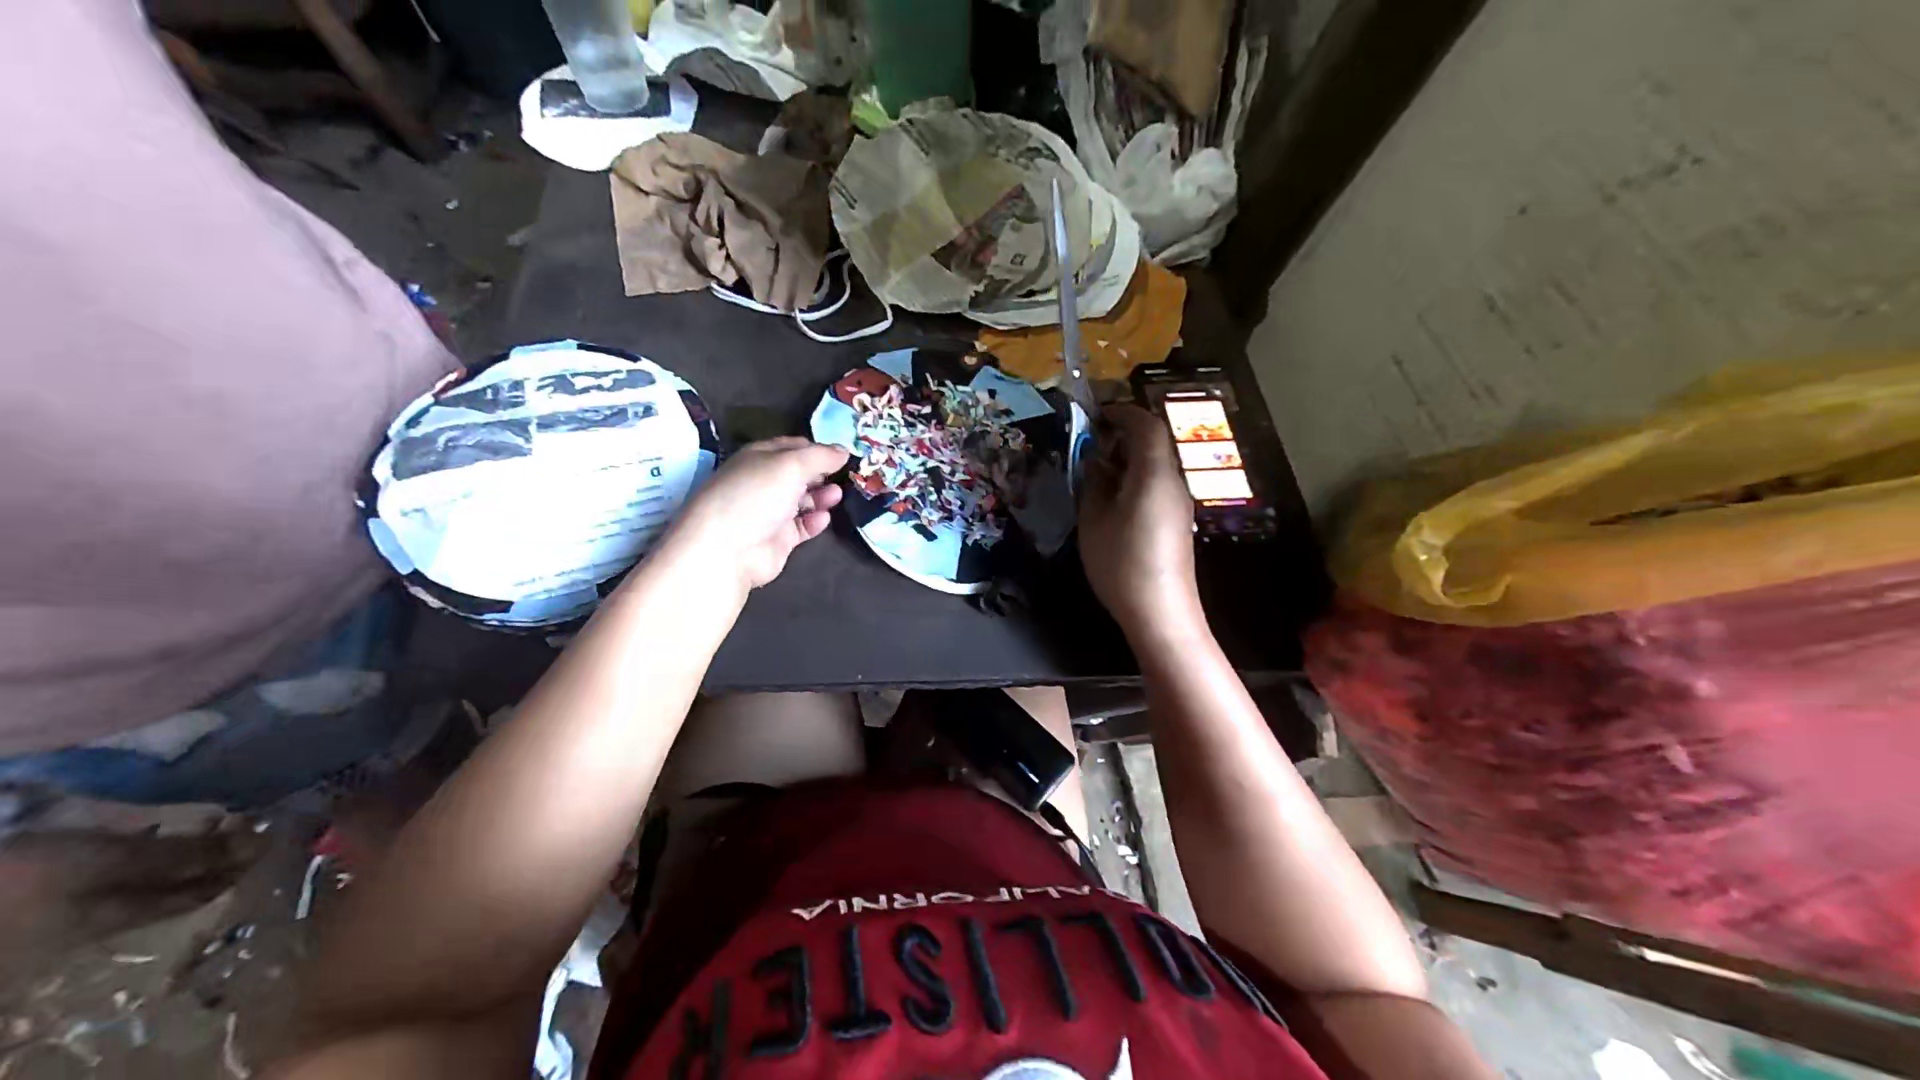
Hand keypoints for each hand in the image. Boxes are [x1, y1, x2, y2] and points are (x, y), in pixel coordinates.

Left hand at [659, 437, 849, 594]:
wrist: (727, 549)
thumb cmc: (756, 495)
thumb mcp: (790, 465)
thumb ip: (821, 456)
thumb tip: (843, 451)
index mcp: (760, 458)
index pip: (794, 447)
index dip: (818, 449)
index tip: (842, 455)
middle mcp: (764, 482)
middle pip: (800, 474)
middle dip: (823, 474)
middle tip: (845, 476)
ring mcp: (770, 512)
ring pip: (803, 500)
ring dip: (822, 496)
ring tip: (837, 496)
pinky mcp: (778, 539)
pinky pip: (802, 526)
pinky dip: (814, 521)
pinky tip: (823, 519)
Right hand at [1078, 404, 1204, 641]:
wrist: (1161, 613)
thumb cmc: (1121, 563)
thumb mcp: (1094, 519)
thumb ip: (1093, 482)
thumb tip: (1095, 461)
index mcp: (1154, 473)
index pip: (1145, 425)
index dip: (1121, 413)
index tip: (1095, 415)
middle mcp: (1174, 481)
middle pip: (1154, 442)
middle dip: (1123, 434)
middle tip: (1090, 442)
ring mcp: (1178, 503)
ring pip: (1156, 464)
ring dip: (1128, 457)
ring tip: (1096, 469)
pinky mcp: (1177, 522)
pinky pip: (1157, 484)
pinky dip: (1136, 477)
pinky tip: (1113, 498)